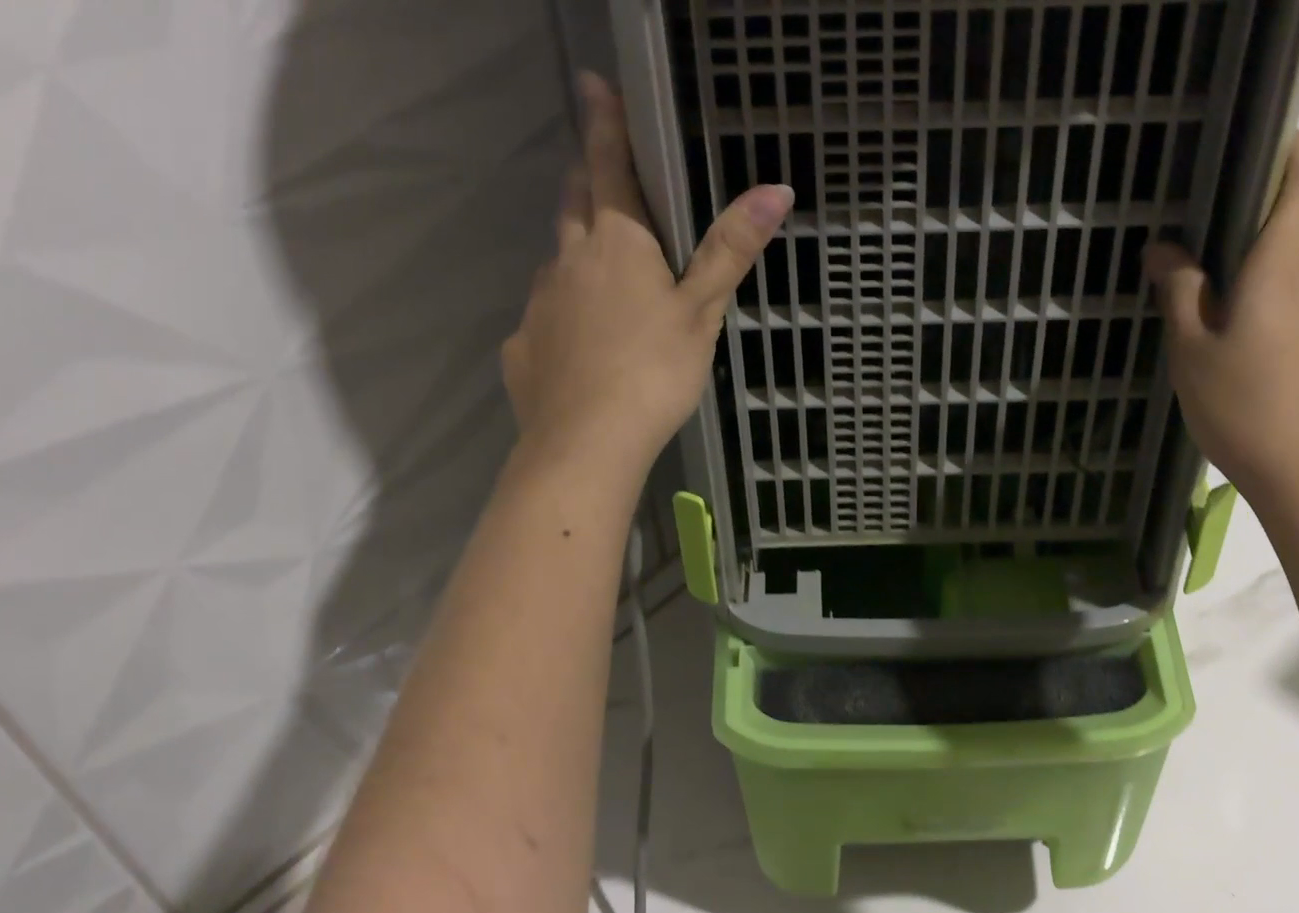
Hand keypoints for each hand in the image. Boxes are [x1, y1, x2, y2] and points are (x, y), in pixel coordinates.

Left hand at [502, 73, 794, 480]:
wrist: (586, 444)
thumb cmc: (654, 372)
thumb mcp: (703, 312)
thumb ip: (731, 251)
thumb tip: (775, 189)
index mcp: (617, 245)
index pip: (608, 167)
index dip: (604, 123)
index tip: (592, 83)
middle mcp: (568, 261)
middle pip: (573, 205)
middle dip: (585, 182)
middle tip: (596, 175)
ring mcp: (539, 304)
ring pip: (558, 264)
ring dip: (576, 257)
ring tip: (600, 282)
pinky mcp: (522, 347)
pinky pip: (544, 320)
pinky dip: (562, 319)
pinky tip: (579, 351)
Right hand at [1144, 133, 1298, 520]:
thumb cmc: (1244, 411)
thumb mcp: (1192, 354)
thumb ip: (1179, 292)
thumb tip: (1164, 247)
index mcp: (1286, 266)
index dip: (1294, 151)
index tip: (1259, 150)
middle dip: (1266, 219)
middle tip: (1212, 246)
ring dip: (1274, 270)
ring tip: (1228, 309)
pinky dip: (1290, 306)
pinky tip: (1259, 354)